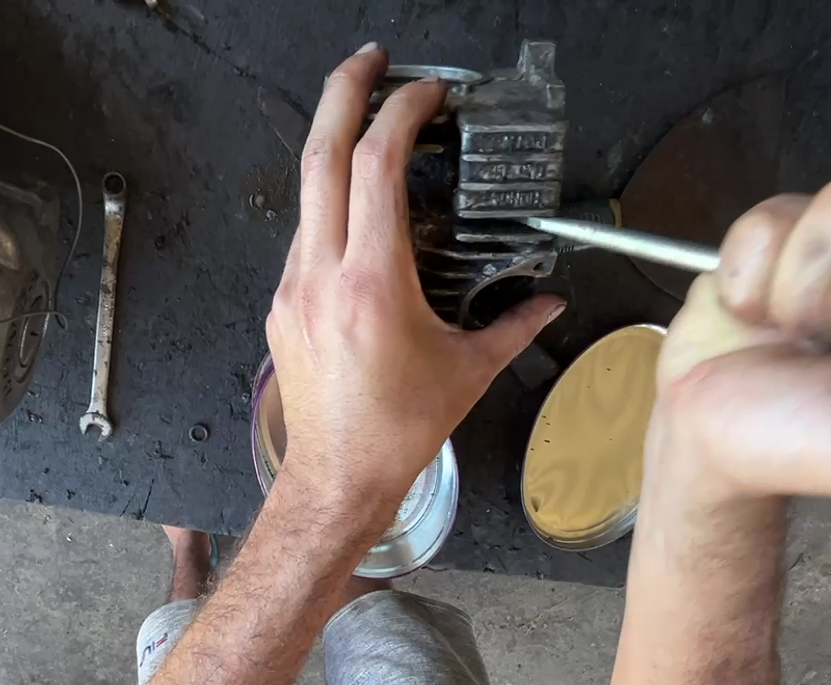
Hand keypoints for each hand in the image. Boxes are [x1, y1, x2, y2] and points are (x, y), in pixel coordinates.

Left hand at [266, 44, 565, 513]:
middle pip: (319, 156)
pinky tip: (354, 221)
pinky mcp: (282, 310)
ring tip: (365, 135)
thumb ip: (514, 327)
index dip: (401, 113)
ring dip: (333, 155)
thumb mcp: (467, 373)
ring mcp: (293, 293)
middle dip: (343, 93)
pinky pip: (302, 241)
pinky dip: (327, 213)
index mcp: (373, 285)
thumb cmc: (396, 432)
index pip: (376, 166)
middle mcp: (322, 279)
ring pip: (305, 197)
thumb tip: (548, 304)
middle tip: (369, 62)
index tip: (426, 95)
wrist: (338, 476)